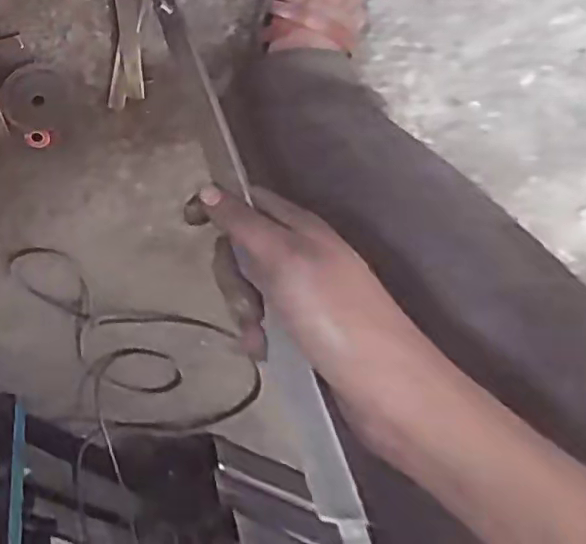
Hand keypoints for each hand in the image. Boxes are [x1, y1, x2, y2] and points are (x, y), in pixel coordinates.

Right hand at [200, 184, 439, 412]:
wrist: (396, 397)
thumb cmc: (336, 316)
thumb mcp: (282, 259)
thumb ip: (242, 222)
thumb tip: (206, 188)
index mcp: (302, 228)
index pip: (250, 198)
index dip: (217, 204)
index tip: (189, 223)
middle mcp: (304, 253)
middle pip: (243, 243)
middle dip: (230, 270)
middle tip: (245, 300)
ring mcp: (307, 291)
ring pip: (250, 281)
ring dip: (241, 305)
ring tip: (254, 333)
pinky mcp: (308, 326)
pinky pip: (265, 314)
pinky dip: (256, 330)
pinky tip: (261, 350)